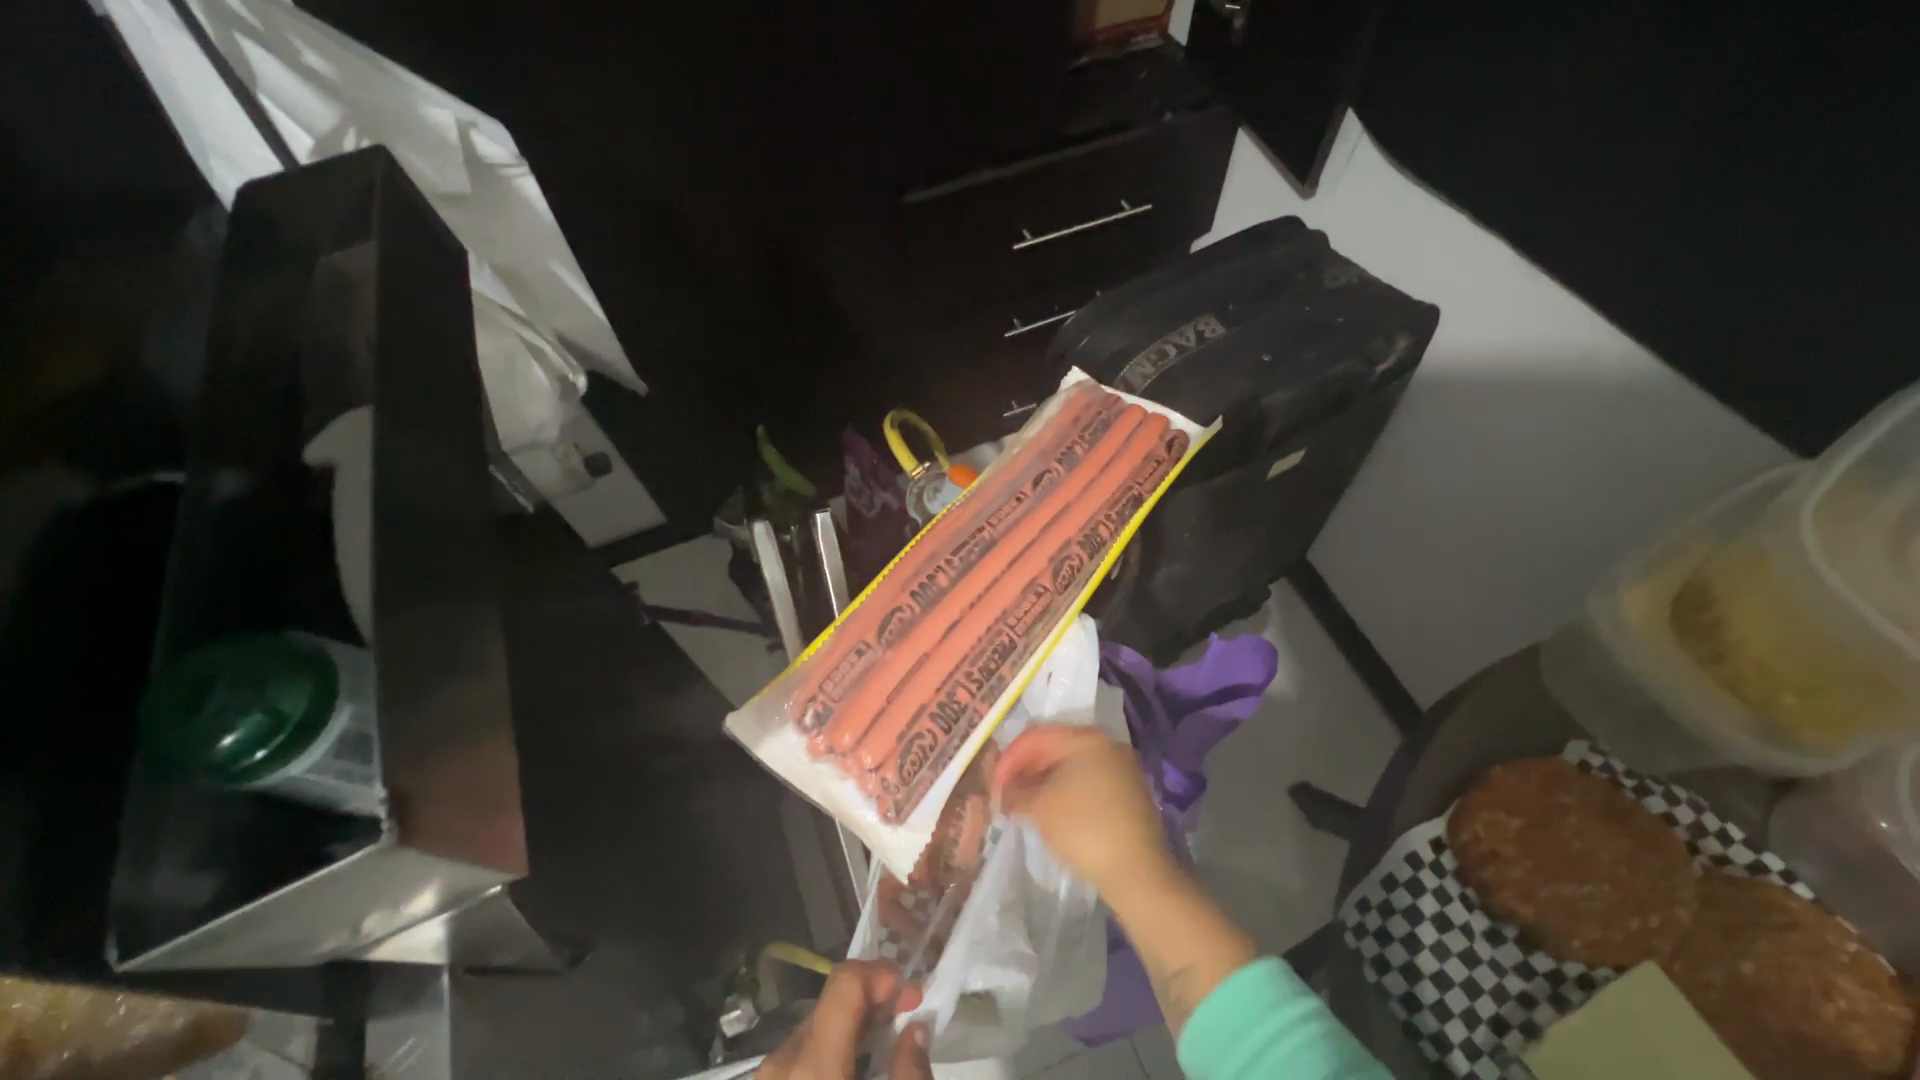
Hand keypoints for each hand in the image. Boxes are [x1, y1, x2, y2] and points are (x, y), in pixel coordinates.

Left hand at [758, 960, 929, 1079]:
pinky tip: (855, 1068)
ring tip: (882, 1051)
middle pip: (834, 1001)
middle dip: (875, 1001)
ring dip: (855, 1025)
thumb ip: (911, 1071)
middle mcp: (784, 1057)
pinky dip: (834, 1047)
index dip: (883, 975)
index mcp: (814, 1063)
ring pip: (819, 1024)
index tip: (911, 995)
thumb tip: (915, 1028)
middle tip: (907, 1020)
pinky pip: (804, 1050)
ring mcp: (769, 1071)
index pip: (846, 982)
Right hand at [991, 725, 1177, 901]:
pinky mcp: (1129, 794)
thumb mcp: (1039, 807)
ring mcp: (1122, 769)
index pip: (1036, 736)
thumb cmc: (1083, 828)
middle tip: (1005, 793)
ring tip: (1023, 805)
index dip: (1009, 758)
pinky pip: (1088, 782)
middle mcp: (1107, 745)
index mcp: (1086, 738)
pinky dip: (1065, 792)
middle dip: (1026, 769)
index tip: (993, 784)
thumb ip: (1016, 792)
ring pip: (1072, 766)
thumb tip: (1006, 791)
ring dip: (1044, 782)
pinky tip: (1051, 812)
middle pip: (1055, 748)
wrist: (1136, 871)